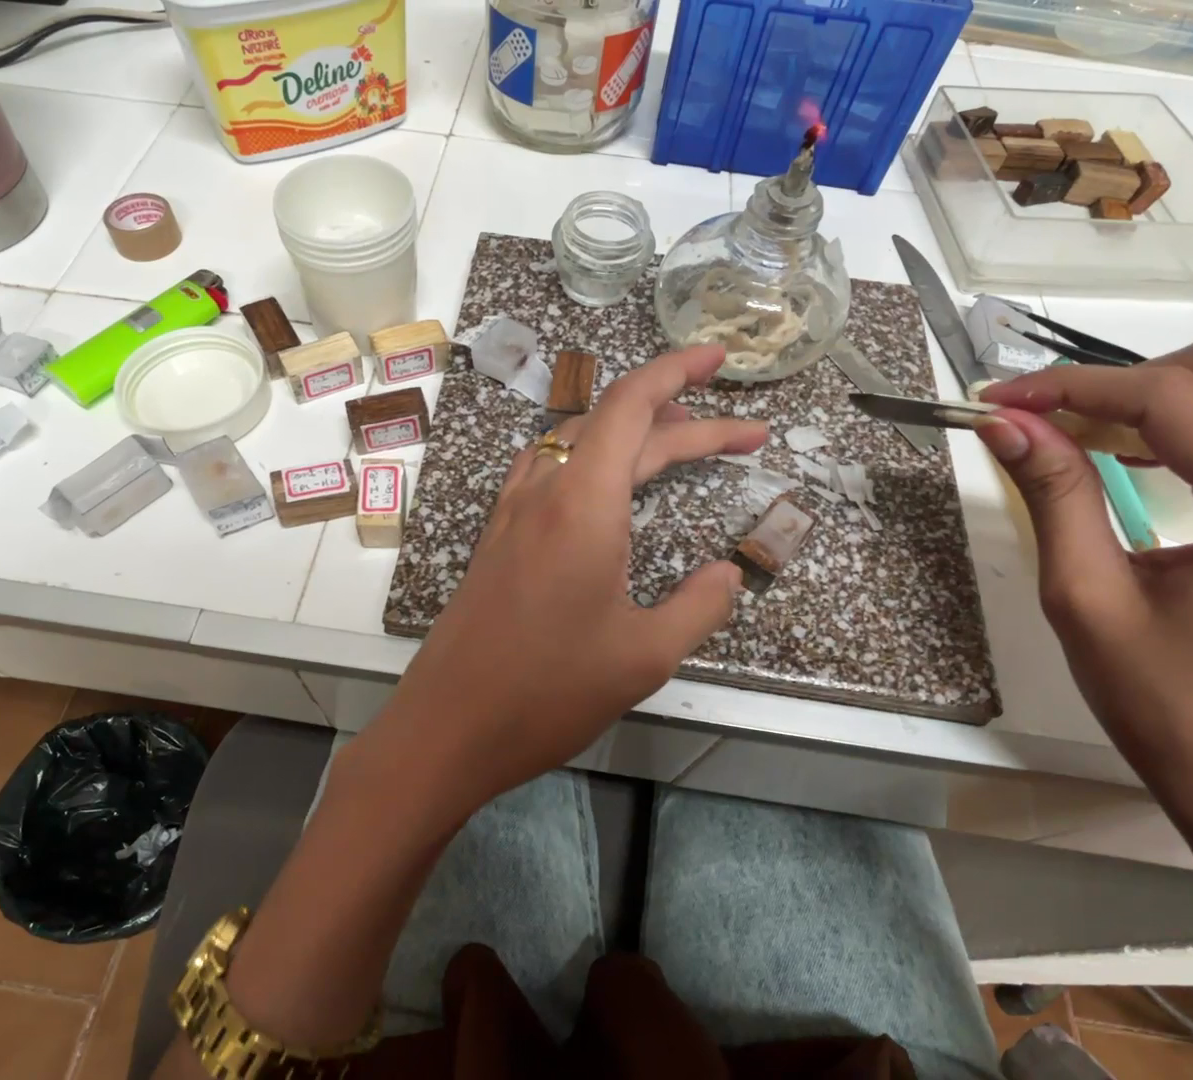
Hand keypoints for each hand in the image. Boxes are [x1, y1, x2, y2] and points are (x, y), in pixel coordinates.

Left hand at [381, 345, 766, 805]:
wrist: (448, 727)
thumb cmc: (548, 693)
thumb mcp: (644, 657)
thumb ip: (699, 606)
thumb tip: (727, 574)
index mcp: (582, 504)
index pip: (631, 405)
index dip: (679, 371)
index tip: (722, 357)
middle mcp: (542, 493)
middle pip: (615, 427)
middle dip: (685, 422)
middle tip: (744, 436)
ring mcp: (512, 515)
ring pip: (577, 446)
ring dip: (631, 439)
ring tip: (678, 449)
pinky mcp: (497, 541)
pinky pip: (547, 474)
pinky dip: (590, 462)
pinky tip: (605, 488)